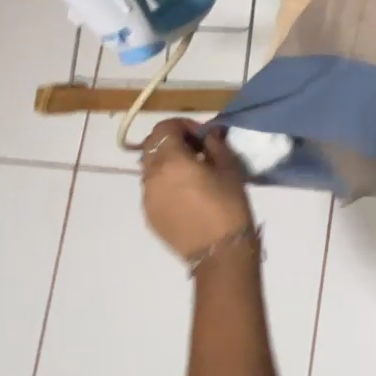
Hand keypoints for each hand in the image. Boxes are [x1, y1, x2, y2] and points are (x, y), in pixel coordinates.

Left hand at [140, 119, 253, 261]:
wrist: (218, 251)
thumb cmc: (228, 204)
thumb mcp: (228, 168)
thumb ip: (215, 144)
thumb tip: (209, 134)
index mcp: (171, 161)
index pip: (164, 128)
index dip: (183, 124)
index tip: (202, 135)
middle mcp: (151, 176)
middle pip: (152, 145)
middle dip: (172, 140)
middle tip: (196, 149)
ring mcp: (146, 197)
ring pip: (150, 167)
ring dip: (167, 161)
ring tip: (192, 172)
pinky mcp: (148, 214)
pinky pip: (152, 188)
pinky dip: (165, 180)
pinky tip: (187, 192)